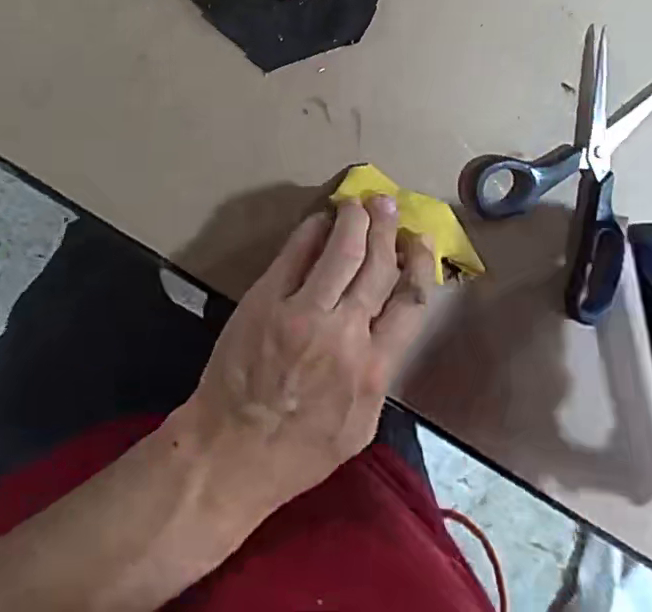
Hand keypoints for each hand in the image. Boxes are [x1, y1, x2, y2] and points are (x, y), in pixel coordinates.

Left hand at [174, 196, 436, 516]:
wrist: (232, 450)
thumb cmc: (299, 450)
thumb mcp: (359, 427)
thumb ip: (379, 375)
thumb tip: (389, 330)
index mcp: (373, 369)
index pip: (410, 300)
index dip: (419, 262)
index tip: (420, 240)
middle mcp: (344, 334)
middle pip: (377, 267)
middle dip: (386, 230)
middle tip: (388, 205)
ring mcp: (302, 312)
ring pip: (341, 251)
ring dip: (354, 220)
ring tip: (359, 202)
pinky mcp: (265, 299)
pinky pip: (295, 253)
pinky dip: (312, 231)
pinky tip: (320, 219)